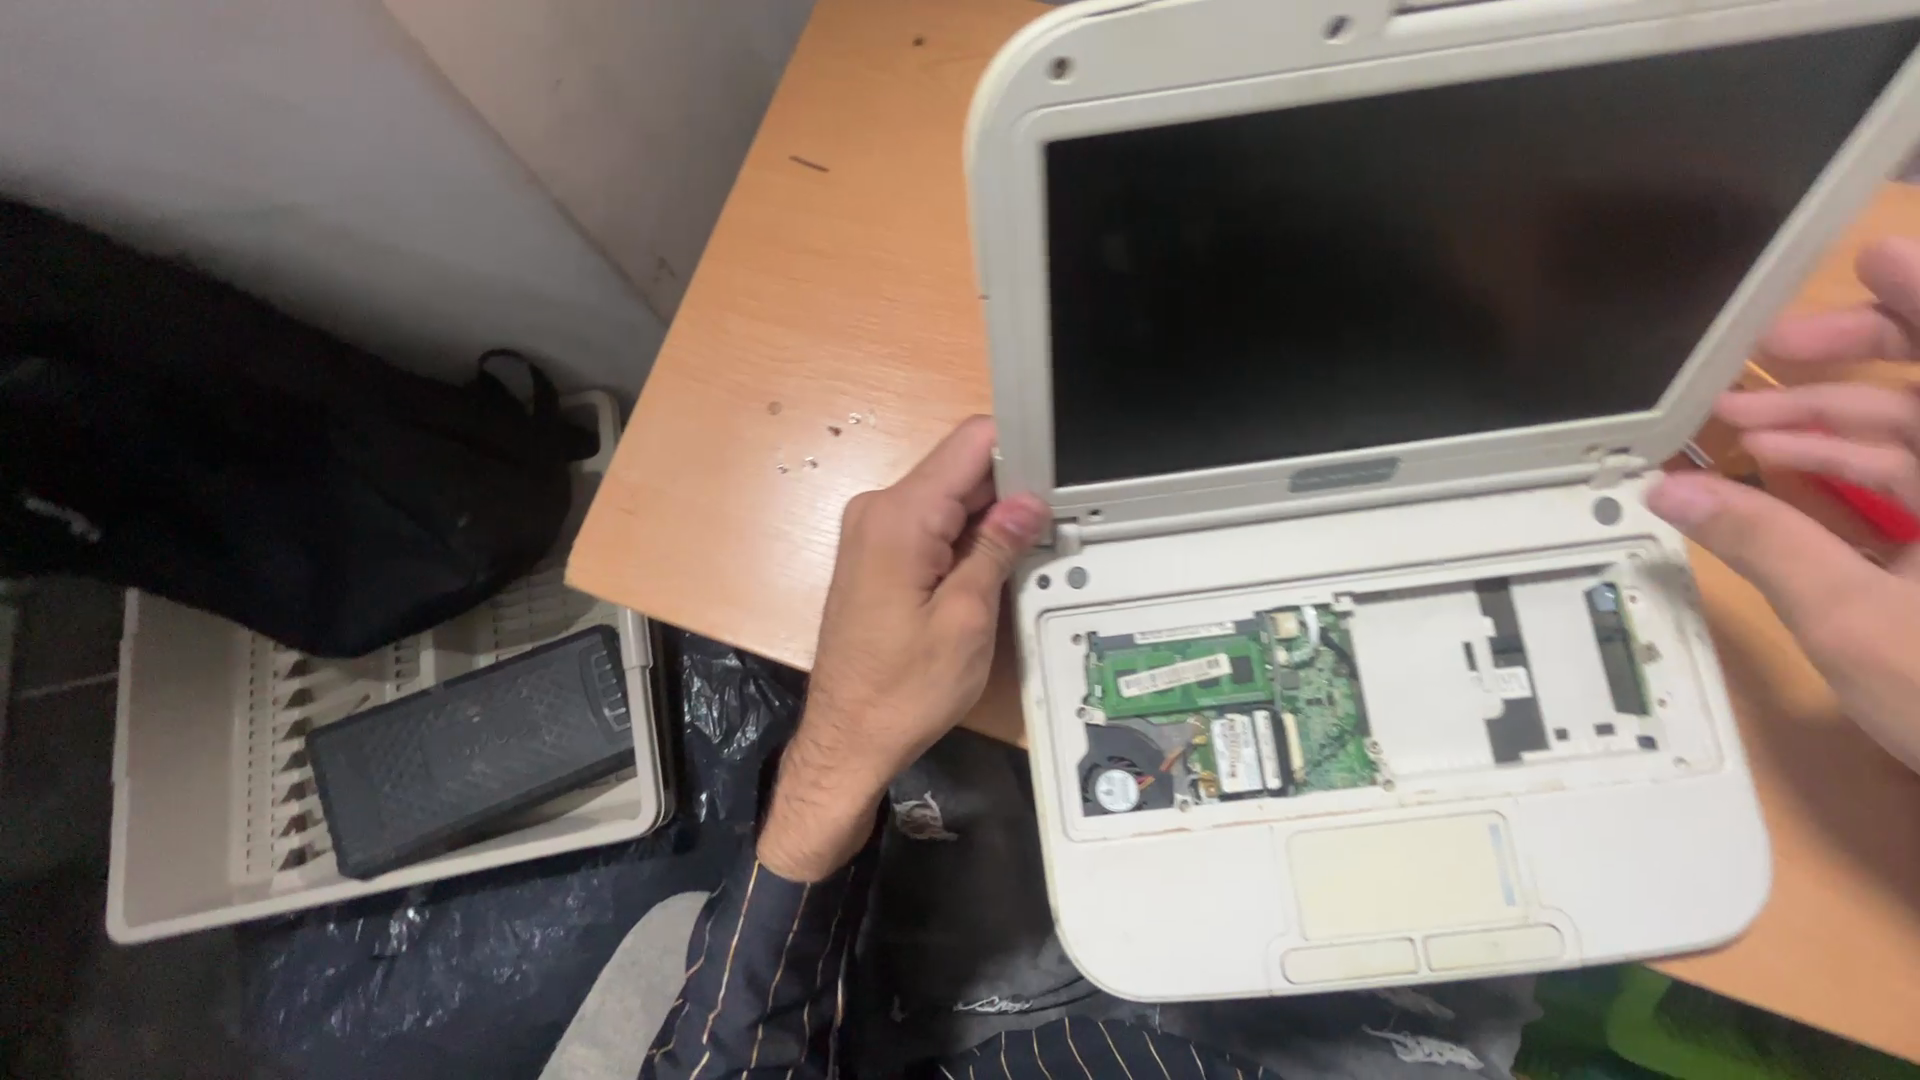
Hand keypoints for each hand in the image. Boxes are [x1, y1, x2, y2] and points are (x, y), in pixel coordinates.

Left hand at [757, 416, 1047, 879]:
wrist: (847, 737)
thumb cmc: (903, 692)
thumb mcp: (968, 618)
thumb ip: (997, 548)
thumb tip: (1028, 502)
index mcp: (900, 517)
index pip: (970, 443)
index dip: (1019, 449)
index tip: (1054, 475)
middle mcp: (878, 511)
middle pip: (959, 469)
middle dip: (1007, 492)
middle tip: (1049, 530)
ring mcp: (872, 531)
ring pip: (947, 498)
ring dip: (987, 519)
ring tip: (1021, 557)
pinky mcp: (875, 554)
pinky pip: (929, 524)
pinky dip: (963, 538)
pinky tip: (987, 570)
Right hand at [1647, 236, 1919, 772]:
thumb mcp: (1856, 624)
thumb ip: (1763, 546)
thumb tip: (1670, 491)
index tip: (1874, 260)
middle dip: (1853, 361)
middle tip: (1765, 356)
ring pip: (1915, 434)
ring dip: (1826, 423)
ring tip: (1735, 421)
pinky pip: (1909, 479)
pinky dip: (1845, 467)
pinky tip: (1776, 469)